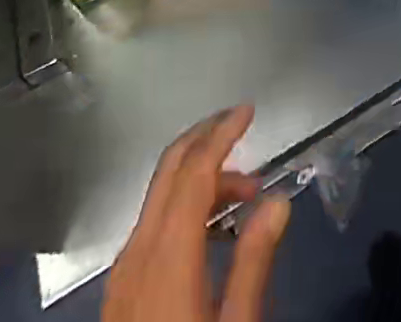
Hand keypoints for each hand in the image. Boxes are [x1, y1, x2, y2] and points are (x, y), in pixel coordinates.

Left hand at [101, 106, 291, 321]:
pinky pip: (155, 224)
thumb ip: (254, 260)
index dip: (221, 134)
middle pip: (168, 172)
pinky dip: (187, 205)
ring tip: (247, 194)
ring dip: (201, 177)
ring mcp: (125, 270)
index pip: (194, 173)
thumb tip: (277, 200)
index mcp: (167, 256)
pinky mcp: (123, 288)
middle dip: (205, 138)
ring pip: (161, 196)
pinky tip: (215, 228)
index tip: (248, 111)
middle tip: (242, 124)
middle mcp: (138, 251)